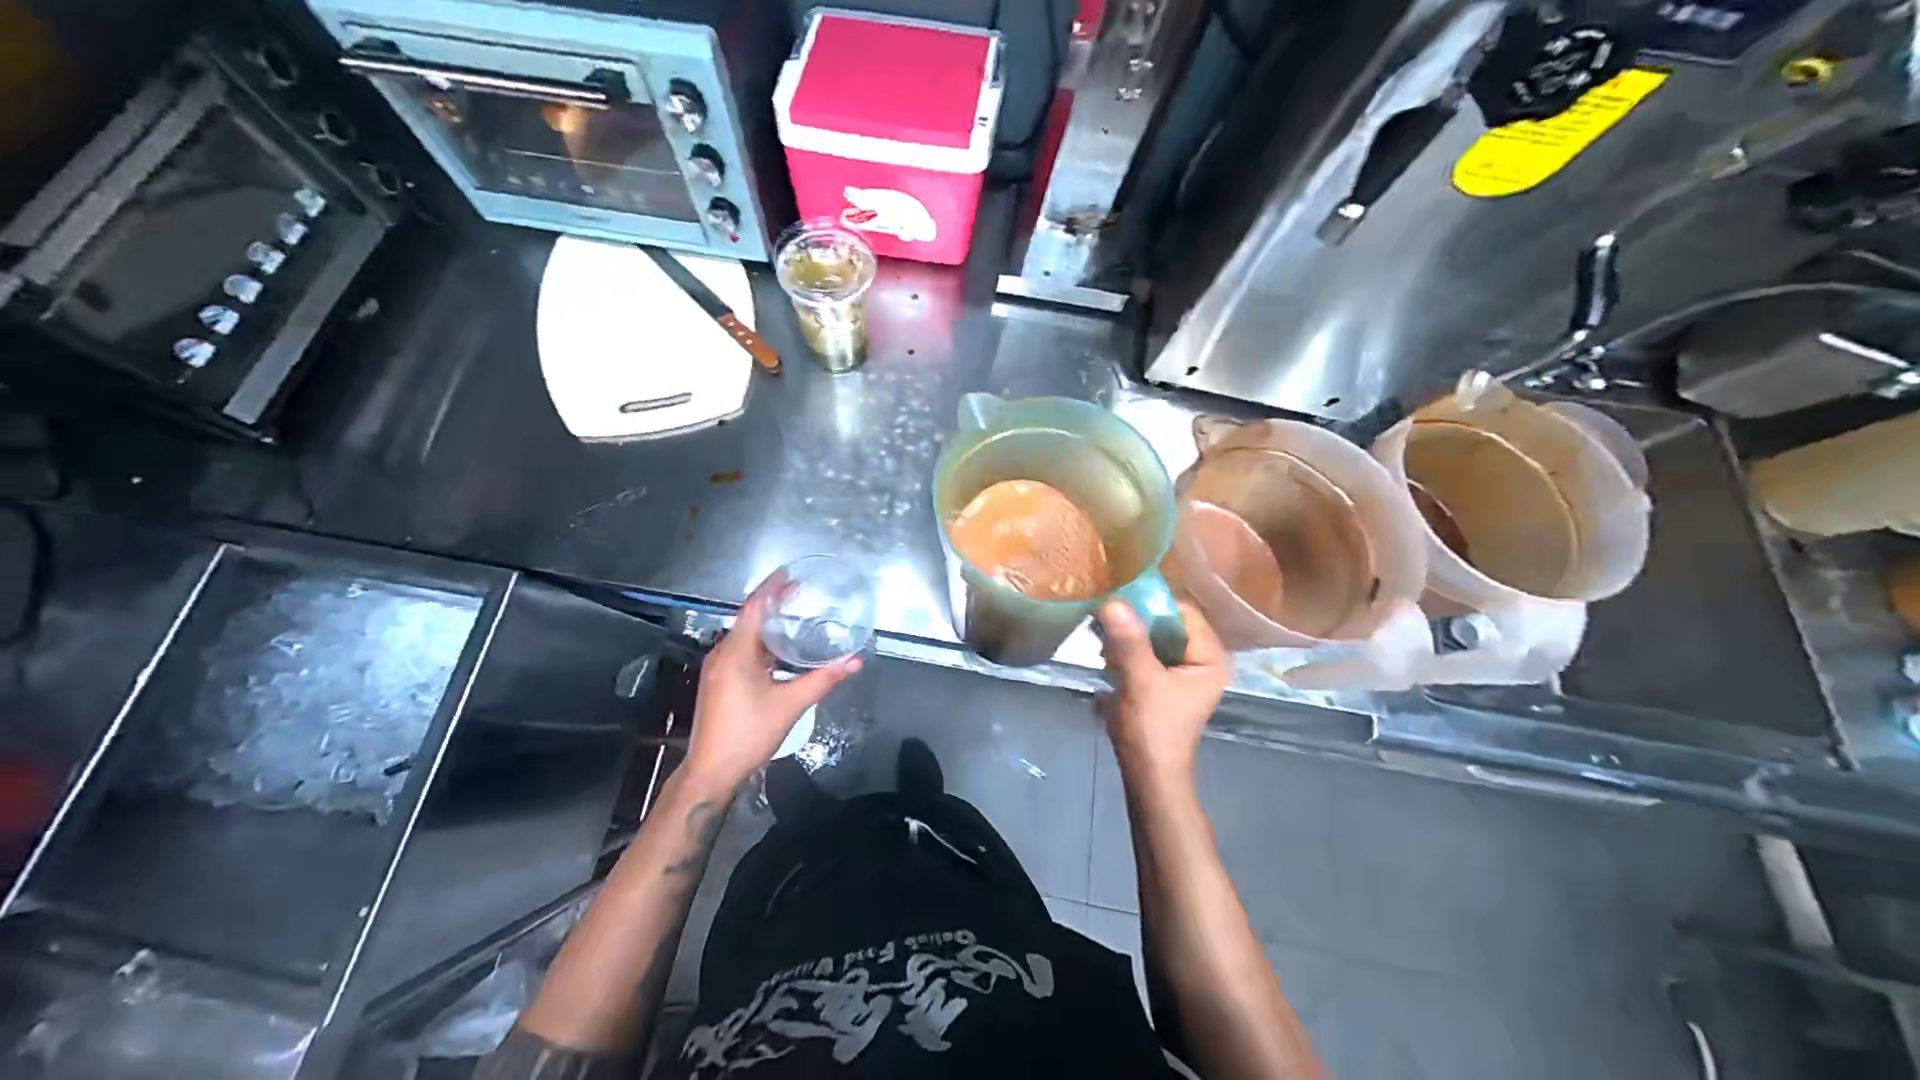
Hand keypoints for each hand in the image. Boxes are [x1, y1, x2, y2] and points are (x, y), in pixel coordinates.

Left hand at [686, 572, 862, 786]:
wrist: (712, 771)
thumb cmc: (748, 734)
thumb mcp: (790, 705)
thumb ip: (822, 679)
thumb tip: (854, 662)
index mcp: (736, 653)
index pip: (754, 608)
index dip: (771, 588)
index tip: (790, 574)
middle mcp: (722, 654)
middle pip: (749, 619)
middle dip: (774, 605)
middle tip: (801, 594)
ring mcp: (718, 669)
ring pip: (745, 638)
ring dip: (768, 626)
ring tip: (795, 617)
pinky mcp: (719, 682)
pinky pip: (742, 652)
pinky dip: (762, 644)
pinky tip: (780, 650)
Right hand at [1095, 599, 1229, 781]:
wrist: (1148, 775)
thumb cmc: (1153, 729)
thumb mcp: (1141, 680)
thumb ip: (1129, 640)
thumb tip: (1113, 600)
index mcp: (1210, 657)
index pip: (1183, 612)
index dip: (1152, 603)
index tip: (1119, 597)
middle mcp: (1202, 659)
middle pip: (1167, 623)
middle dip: (1135, 619)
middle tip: (1105, 617)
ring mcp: (1182, 671)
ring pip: (1153, 637)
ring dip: (1128, 635)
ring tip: (1103, 638)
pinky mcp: (1163, 681)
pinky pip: (1146, 652)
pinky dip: (1127, 649)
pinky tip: (1106, 653)